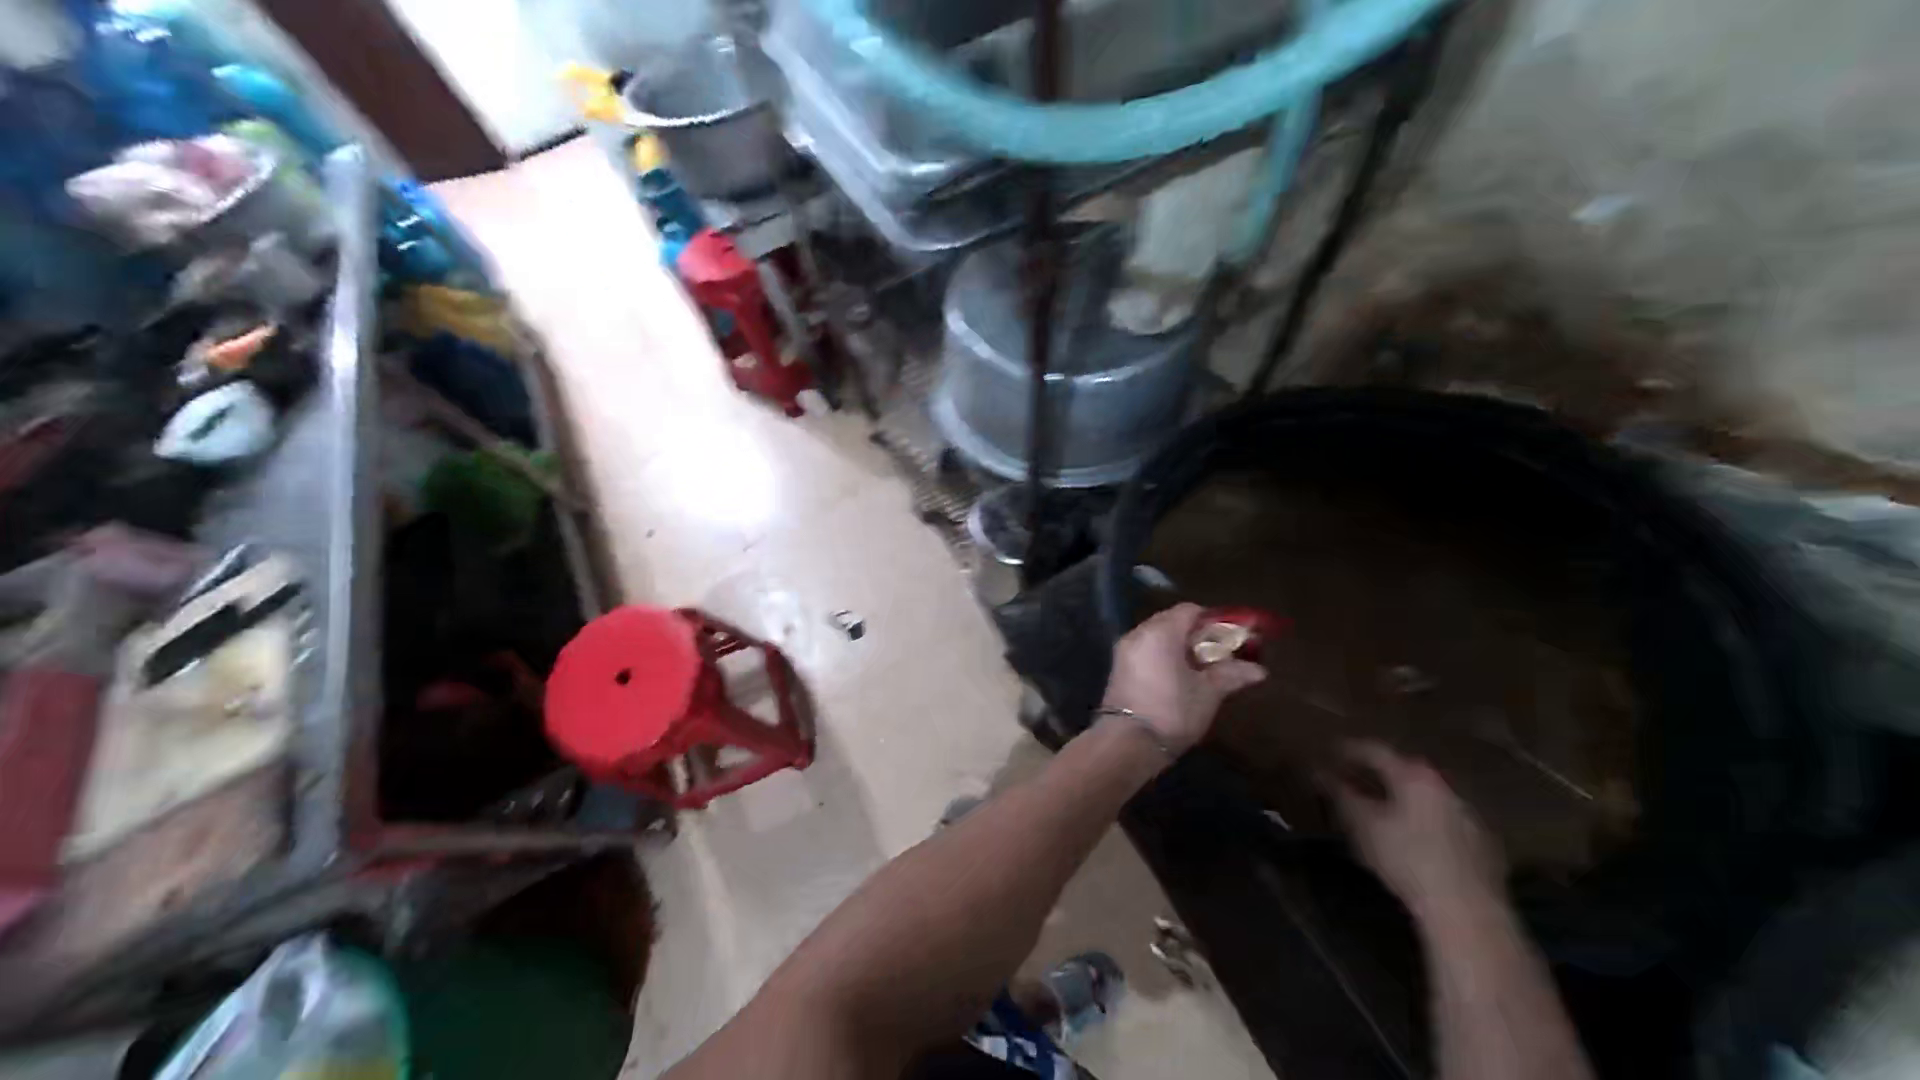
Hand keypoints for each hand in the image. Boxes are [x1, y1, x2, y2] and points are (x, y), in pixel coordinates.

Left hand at [1102, 603, 1265, 753]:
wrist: (1127, 742)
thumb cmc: (1172, 711)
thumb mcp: (1208, 693)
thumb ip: (1231, 674)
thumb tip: (1259, 670)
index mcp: (1160, 631)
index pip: (1190, 610)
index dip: (1213, 620)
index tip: (1231, 638)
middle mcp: (1138, 633)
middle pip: (1172, 620)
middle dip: (1196, 634)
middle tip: (1218, 654)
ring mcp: (1124, 650)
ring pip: (1157, 636)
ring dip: (1179, 646)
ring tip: (1201, 668)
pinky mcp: (1118, 668)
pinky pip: (1145, 650)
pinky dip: (1162, 656)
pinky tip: (1178, 677)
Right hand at [1326, 740, 1504, 916]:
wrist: (1468, 913)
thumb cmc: (1406, 860)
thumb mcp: (1363, 825)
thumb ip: (1340, 794)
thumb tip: (1319, 773)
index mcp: (1415, 776)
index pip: (1375, 751)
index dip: (1347, 750)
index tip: (1328, 753)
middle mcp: (1445, 787)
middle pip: (1402, 770)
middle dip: (1373, 773)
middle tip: (1348, 779)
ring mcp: (1468, 814)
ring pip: (1424, 795)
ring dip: (1398, 796)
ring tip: (1376, 808)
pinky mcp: (1482, 843)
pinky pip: (1442, 818)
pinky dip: (1420, 818)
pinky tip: (1409, 837)